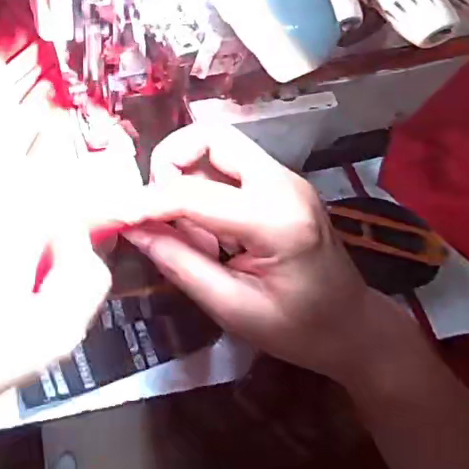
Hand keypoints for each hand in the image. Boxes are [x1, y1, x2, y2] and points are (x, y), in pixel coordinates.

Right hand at [124, 123, 423, 389]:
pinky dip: (201, 188)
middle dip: (169, 164)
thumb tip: (132, 228)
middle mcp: (282, 184)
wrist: (354, 328)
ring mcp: (282, 178)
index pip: (194, 193)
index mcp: (276, 220)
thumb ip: (179, 263)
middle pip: (209, 137)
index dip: (146, 202)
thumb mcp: (232, 308)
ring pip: (214, 147)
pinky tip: (207, 231)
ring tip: (187, 231)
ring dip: (185, 178)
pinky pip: (225, 166)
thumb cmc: (299, 330)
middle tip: (155, 208)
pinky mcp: (277, 183)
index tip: (114, 216)